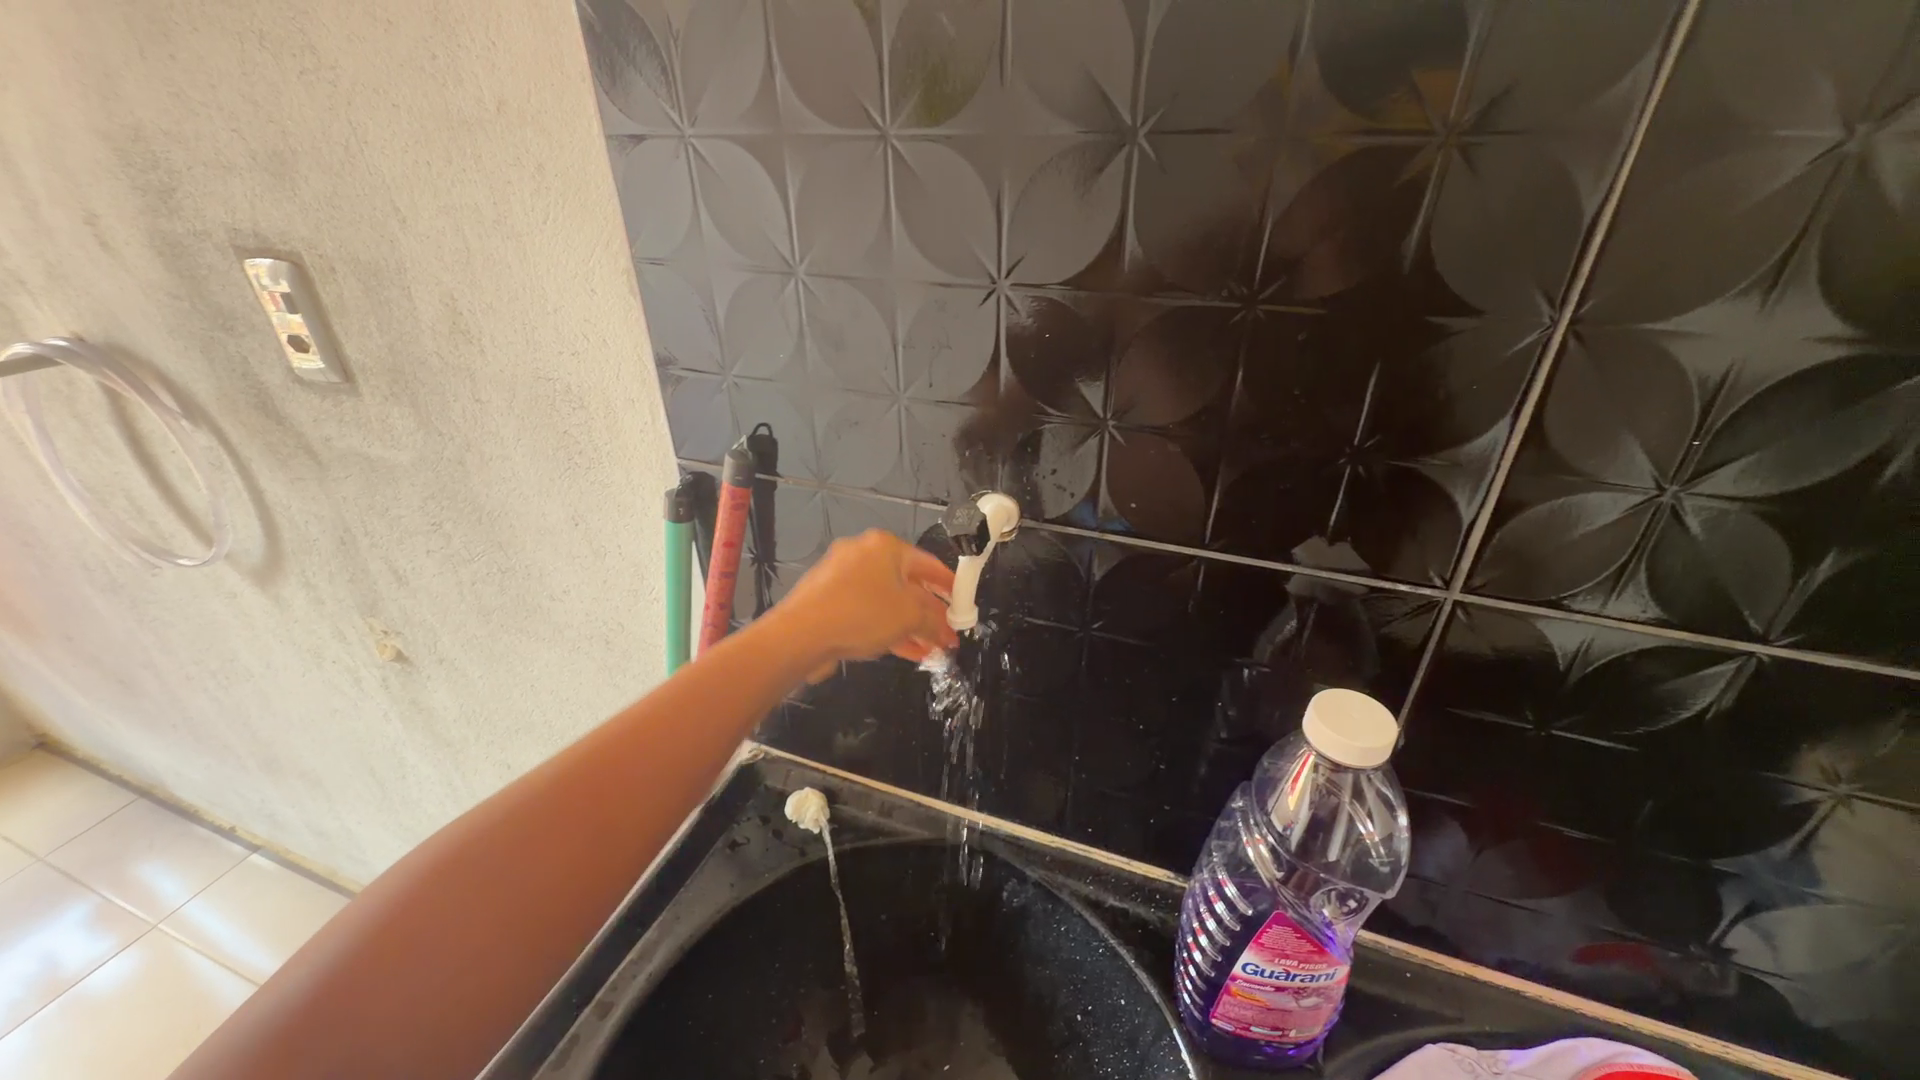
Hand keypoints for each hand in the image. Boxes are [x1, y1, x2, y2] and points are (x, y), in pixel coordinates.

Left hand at [766, 530, 958, 674]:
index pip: (928, 563)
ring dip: (910, 626)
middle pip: (907, 584)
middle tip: (947, 634)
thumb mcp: (909, 617)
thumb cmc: (862, 613)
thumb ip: (934, 621)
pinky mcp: (828, 600)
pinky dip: (887, 628)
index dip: (950, 586)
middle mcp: (863, 554)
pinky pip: (867, 612)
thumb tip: (947, 631)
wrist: (800, 634)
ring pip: (886, 602)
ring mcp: (842, 578)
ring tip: (931, 650)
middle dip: (929, 613)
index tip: (964, 604)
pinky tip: (906, 652)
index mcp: (885, 546)